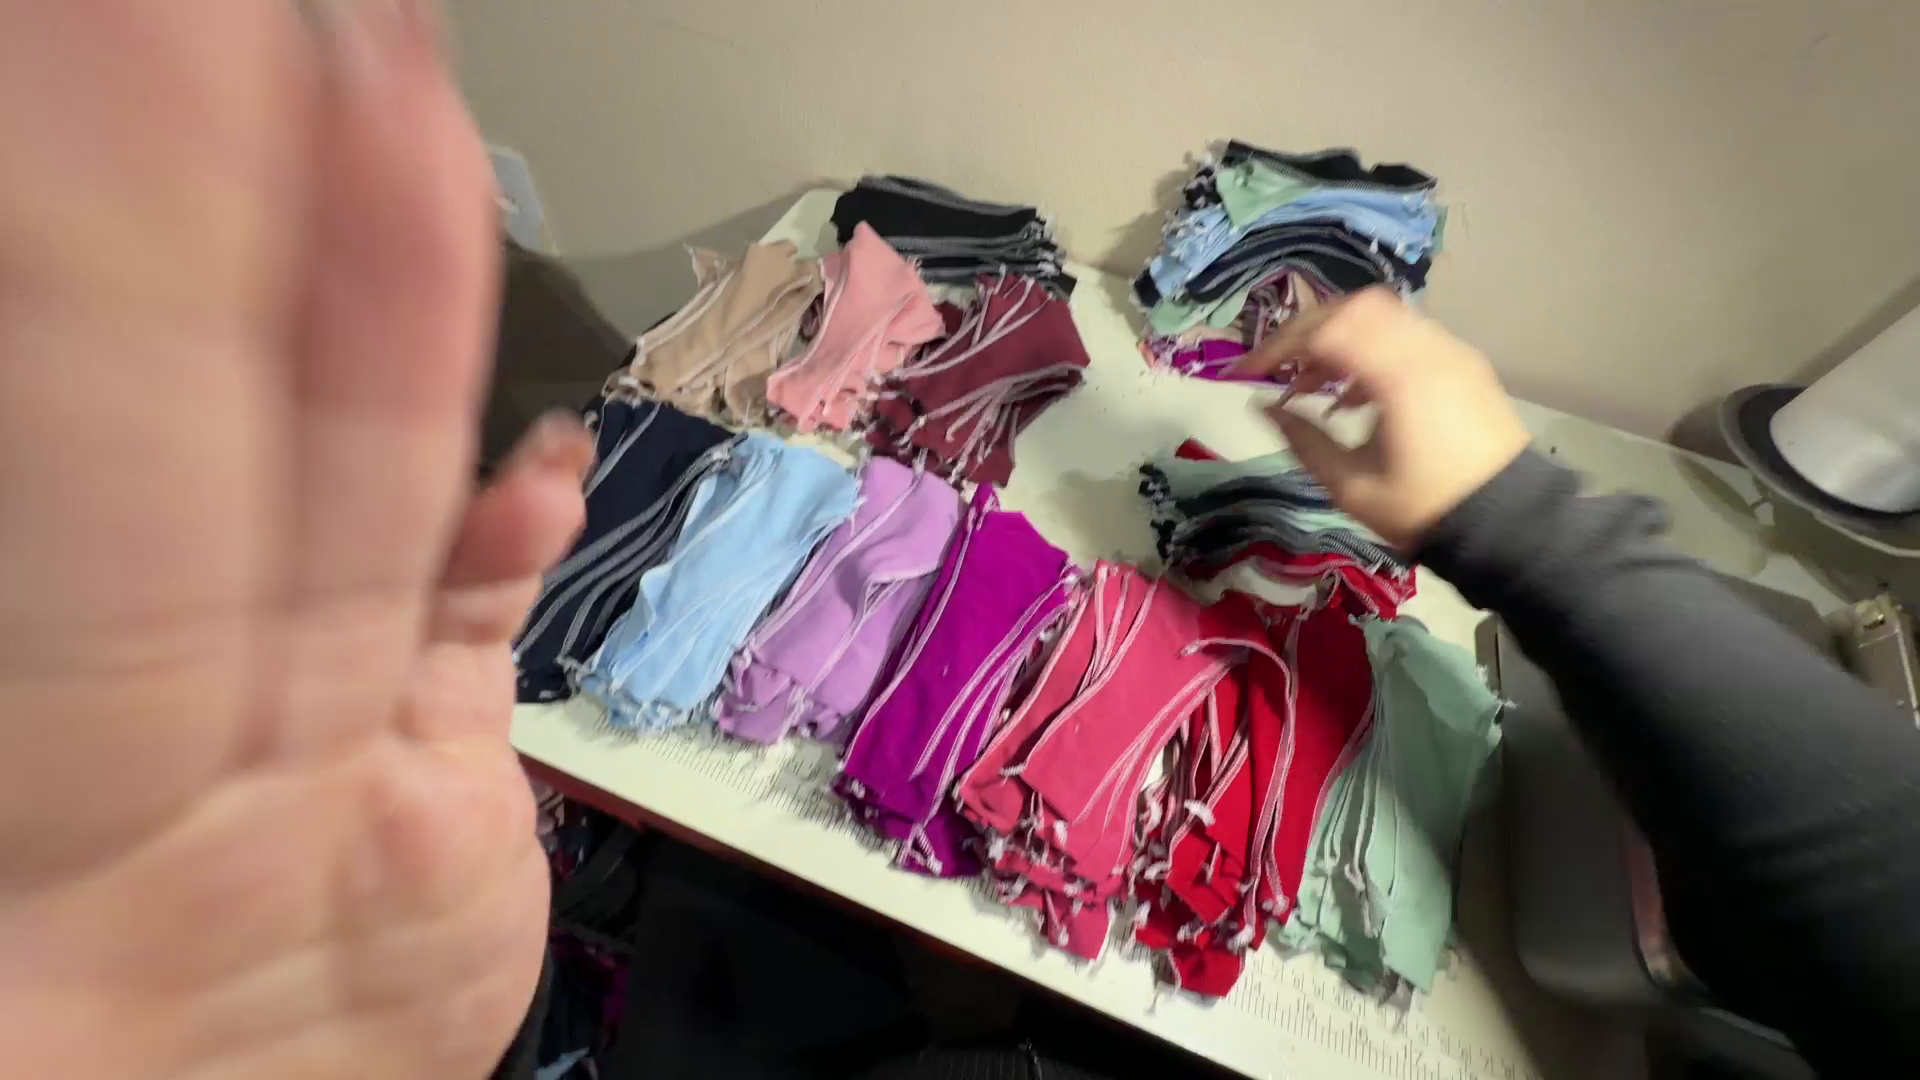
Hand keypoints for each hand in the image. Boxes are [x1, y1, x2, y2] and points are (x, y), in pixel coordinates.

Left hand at [0, 4, 587, 1077]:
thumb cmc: (162, 1068)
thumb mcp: (68, 913)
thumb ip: (413, 617)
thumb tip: (497, 487)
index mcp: (44, 730)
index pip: (101, 431)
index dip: (121, 236)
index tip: (171, 33)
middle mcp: (154, 687)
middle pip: (196, 417)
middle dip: (234, 201)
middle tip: (294, 4)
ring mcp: (320, 715)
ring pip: (350, 495)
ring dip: (395, 322)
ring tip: (407, 128)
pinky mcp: (430, 758)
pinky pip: (467, 629)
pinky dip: (507, 544)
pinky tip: (545, 458)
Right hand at [1239, 288, 1531, 549]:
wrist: (1506, 520)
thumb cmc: (1421, 506)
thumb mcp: (1348, 483)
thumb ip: (1301, 438)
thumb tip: (1262, 406)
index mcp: (1399, 377)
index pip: (1327, 331)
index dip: (1279, 345)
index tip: (1248, 372)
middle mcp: (1428, 349)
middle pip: (1354, 308)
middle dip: (1305, 332)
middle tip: (1277, 366)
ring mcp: (1449, 353)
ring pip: (1380, 317)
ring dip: (1336, 340)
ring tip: (1310, 384)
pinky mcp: (1460, 365)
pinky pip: (1404, 336)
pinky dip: (1366, 350)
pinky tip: (1349, 395)